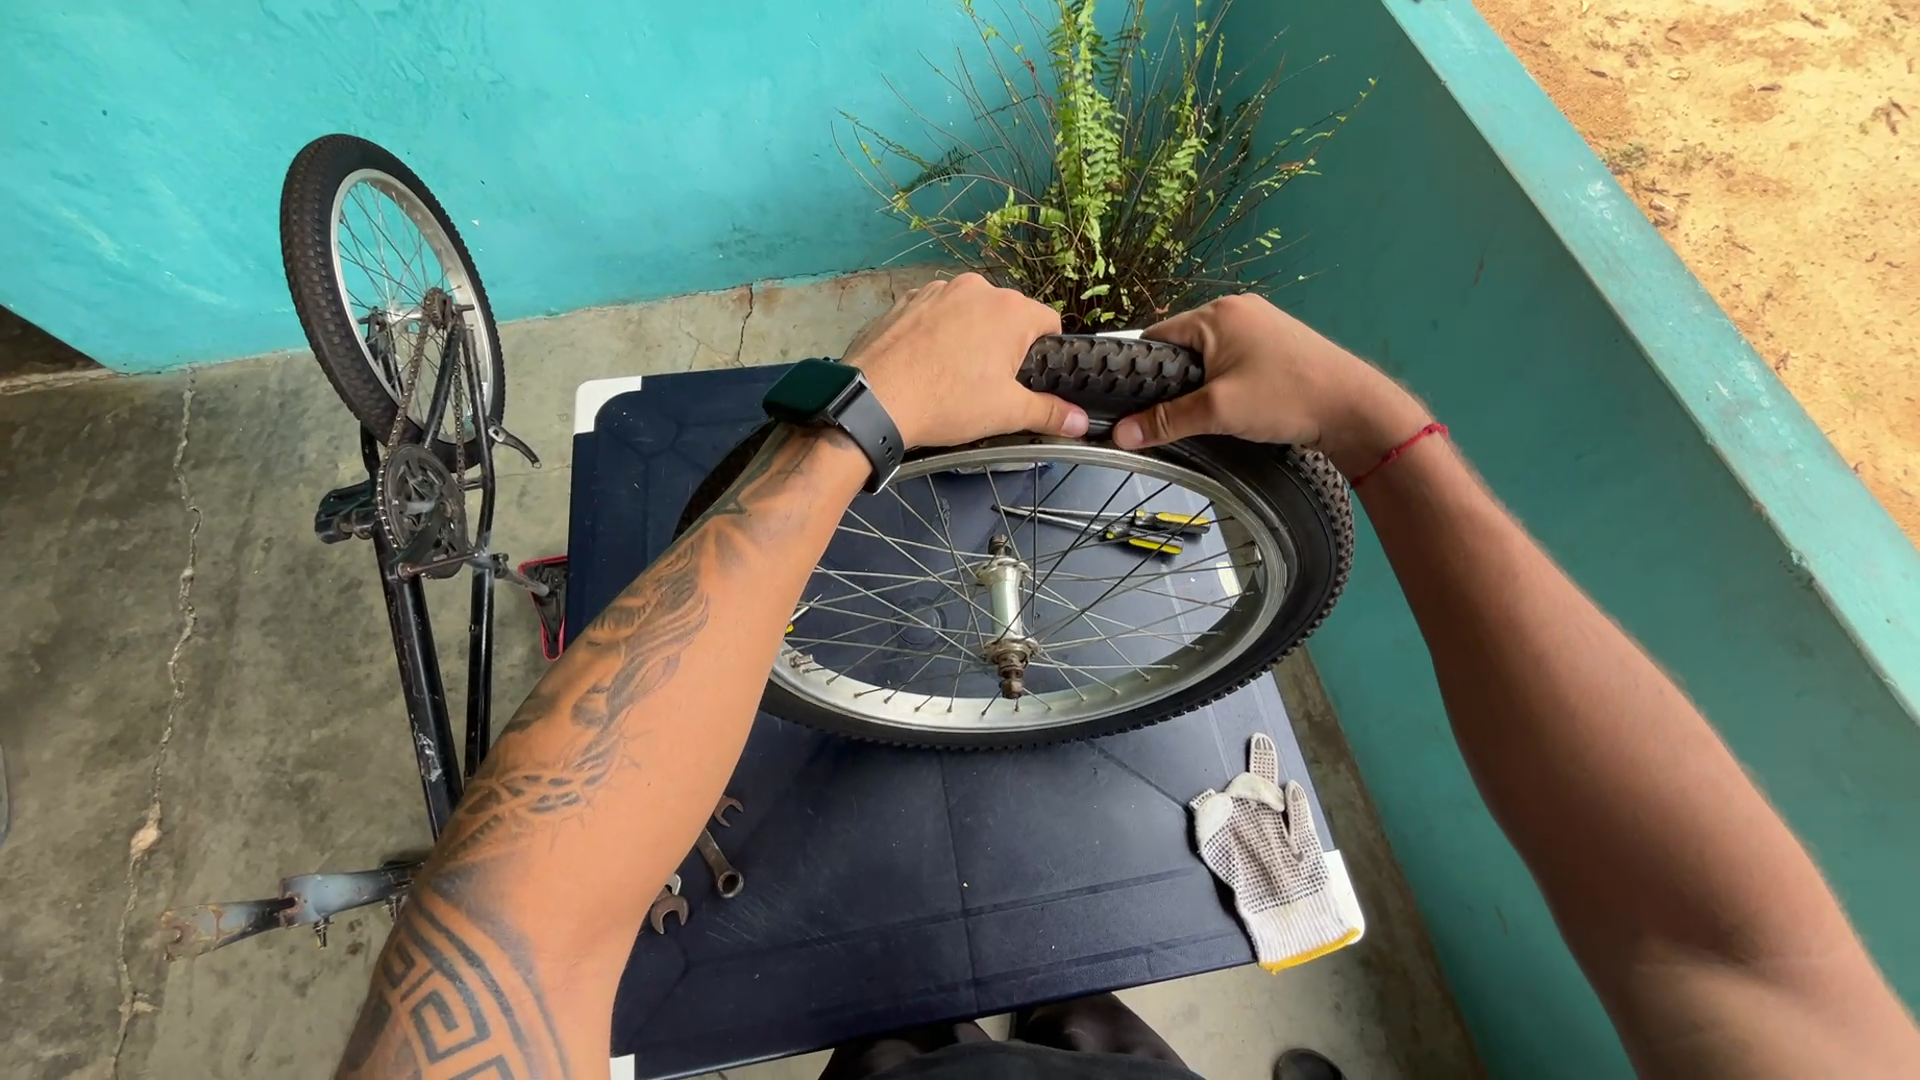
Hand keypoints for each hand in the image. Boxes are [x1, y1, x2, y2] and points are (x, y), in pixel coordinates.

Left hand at [843, 274, 1087, 448]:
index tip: (1030, 378)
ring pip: (968, 313)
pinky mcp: (905, 301)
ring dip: (969, 337)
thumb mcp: (1006, 413)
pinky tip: (925, 365)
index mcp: (1010, 310)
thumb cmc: (947, 402)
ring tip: (952, 377)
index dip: (1045, 352)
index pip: (1048, 321)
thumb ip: (1049, 413)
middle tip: (988, 384)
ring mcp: (936, 290)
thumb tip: (1080, 421)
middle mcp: (976, 288)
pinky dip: (936, 335)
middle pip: (1006, 315)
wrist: (874, 399)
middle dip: (1004, 345)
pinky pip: (934, 315)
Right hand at [1111, 295, 1429, 476]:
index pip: (1155, 336)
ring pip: (1205, 353)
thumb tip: (1119, 435)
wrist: (1354, 409)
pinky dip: (1219, 378)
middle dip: (1168, 378)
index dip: (1138, 370)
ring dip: (1195, 381)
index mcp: (1216, 313)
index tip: (1129, 402)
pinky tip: (1224, 402)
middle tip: (1163, 414)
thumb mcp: (1217, 412)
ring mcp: (1258, 322)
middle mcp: (1236, 308)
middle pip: (1179, 344)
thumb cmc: (1283, 399)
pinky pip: (1228, 356)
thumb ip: (1166, 420)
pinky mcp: (1274, 340)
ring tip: (1194, 412)